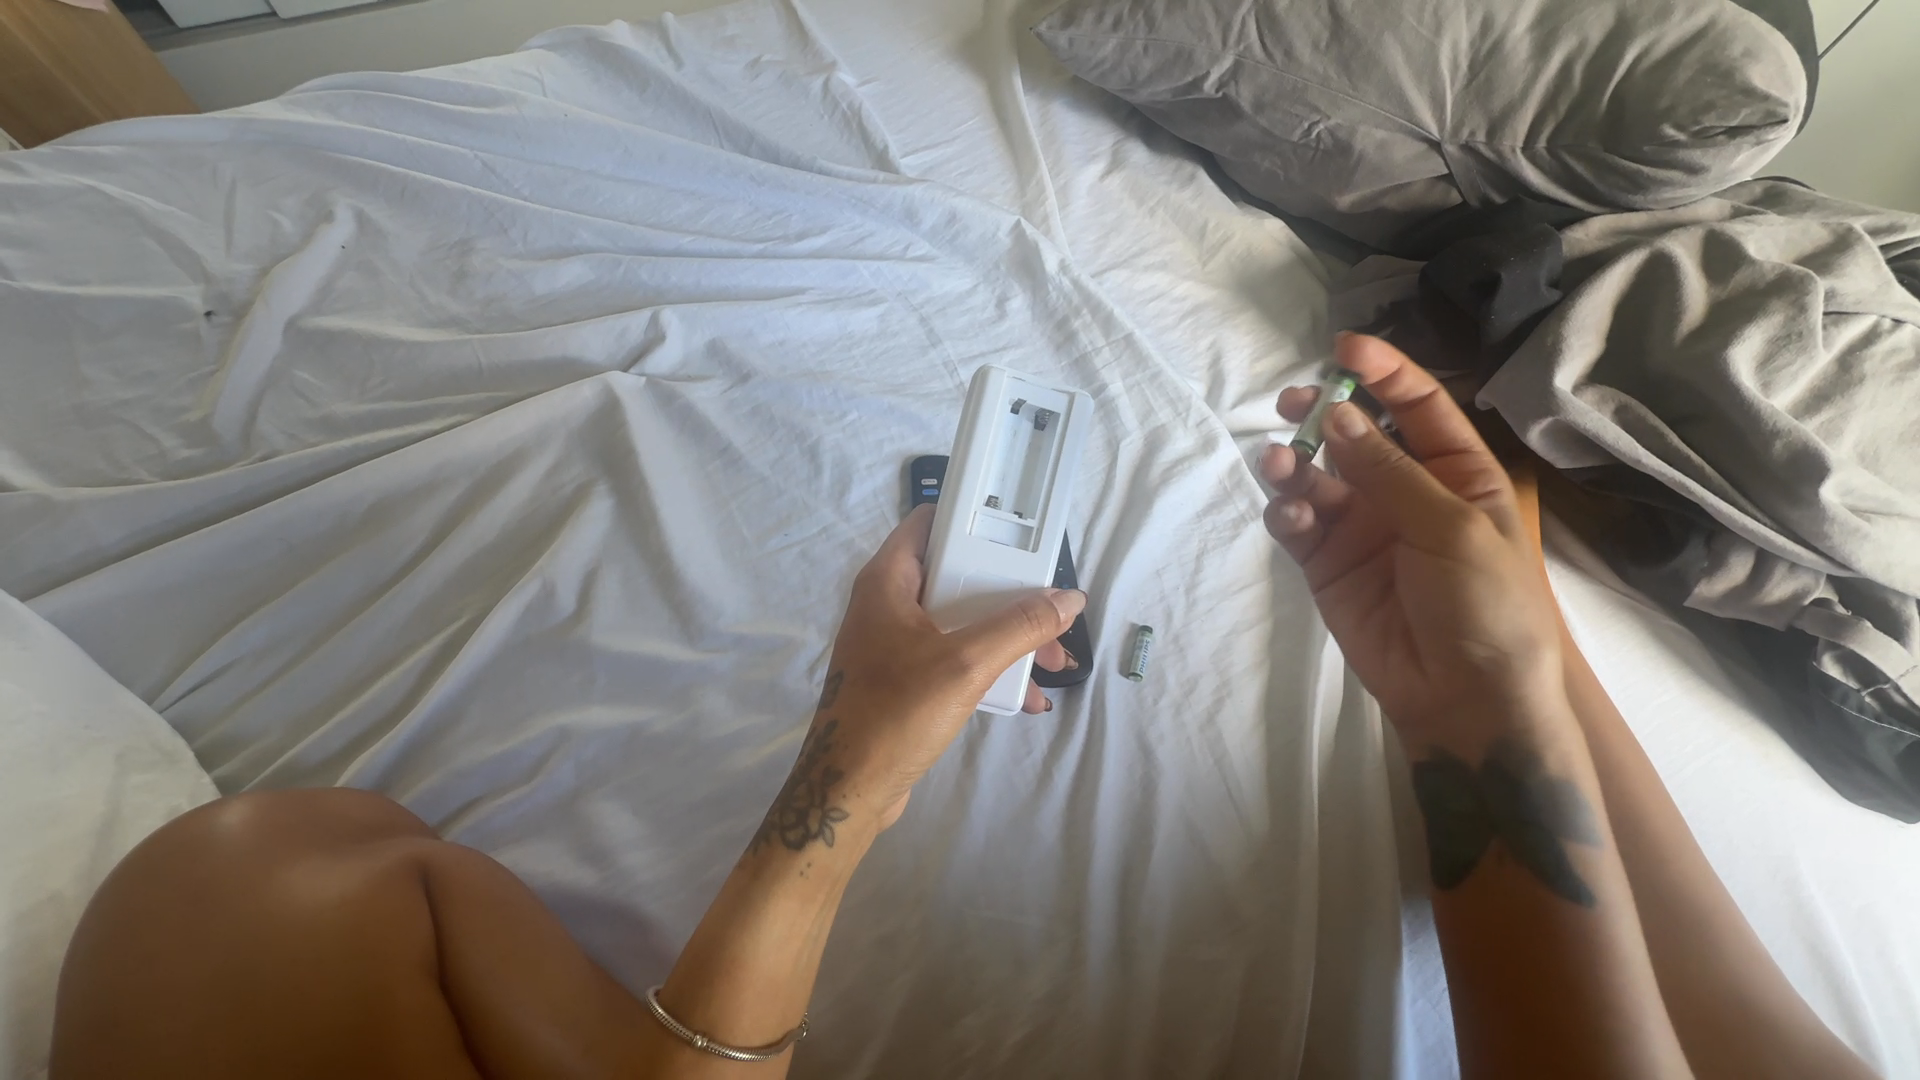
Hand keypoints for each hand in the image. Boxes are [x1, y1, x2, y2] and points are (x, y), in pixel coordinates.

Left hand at [772, 505, 1084, 842]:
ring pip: (961, 621)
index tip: (1020, 530)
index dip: (973, 519)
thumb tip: (1068, 599)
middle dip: (1009, 593)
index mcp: (888, 581)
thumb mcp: (966, 663)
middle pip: (956, 575)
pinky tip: (1025, 697)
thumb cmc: (897, 713)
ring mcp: (894, 643)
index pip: (930, 522)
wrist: (847, 791)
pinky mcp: (903, 678)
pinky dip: (988, 669)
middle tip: (1050, 609)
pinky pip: (953, 657)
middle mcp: (887, 603)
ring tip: (1053, 662)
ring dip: (1007, 637)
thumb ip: (1021, 626)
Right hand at [1261, 335, 1565, 744]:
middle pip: (1354, 435)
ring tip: (1279, 464)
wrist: (1461, 695)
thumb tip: (1334, 416)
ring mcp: (1358, 526)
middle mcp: (1401, 491)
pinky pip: (1296, 522)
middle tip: (1293, 404)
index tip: (1342, 348)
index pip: (1416, 407)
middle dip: (1322, 414)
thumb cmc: (1484, 604)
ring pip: (1314, 476)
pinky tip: (1291, 516)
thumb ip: (1389, 472)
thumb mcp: (1450, 528)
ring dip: (1293, 464)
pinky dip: (1286, 511)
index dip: (1382, 372)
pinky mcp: (1324, 561)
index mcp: (1454, 472)